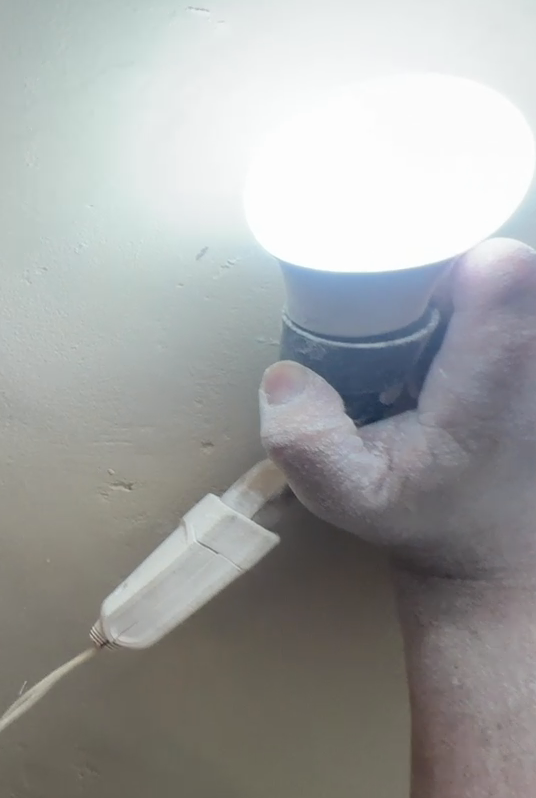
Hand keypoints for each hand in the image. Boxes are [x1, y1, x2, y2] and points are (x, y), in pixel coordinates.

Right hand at [260, 238, 535, 587]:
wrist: (494, 534)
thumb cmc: (415, 511)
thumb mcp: (340, 493)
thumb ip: (303, 439)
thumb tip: (286, 371)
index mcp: (487, 395)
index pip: (506, 293)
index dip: (457, 264)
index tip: (399, 263)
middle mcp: (530, 363)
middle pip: (504, 267)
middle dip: (433, 265)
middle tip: (375, 290)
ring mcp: (531, 355)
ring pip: (503, 274)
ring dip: (442, 278)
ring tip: (393, 309)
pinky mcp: (524, 350)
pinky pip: (500, 289)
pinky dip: (459, 291)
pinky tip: (422, 319)